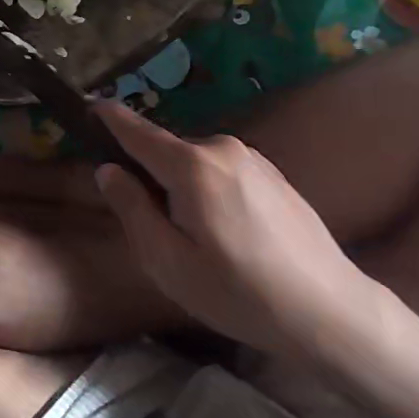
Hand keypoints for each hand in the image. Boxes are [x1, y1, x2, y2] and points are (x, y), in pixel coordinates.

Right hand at [92, 102, 377, 354]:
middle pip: (166, 151)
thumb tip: (108, 170)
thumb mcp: (168, 262)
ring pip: (194, 162)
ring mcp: (252, 157)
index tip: (87, 106)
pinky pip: (221, 170)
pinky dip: (208, 189)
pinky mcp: (273, 172)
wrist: (330, 311)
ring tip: (197, 239)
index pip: (137, 131)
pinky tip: (229, 234)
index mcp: (191, 166)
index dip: (108, 117)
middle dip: (150, 174)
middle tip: (154, 227)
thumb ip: (132, 209)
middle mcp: (221, 148)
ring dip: (181, 185)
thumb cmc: (239, 292)